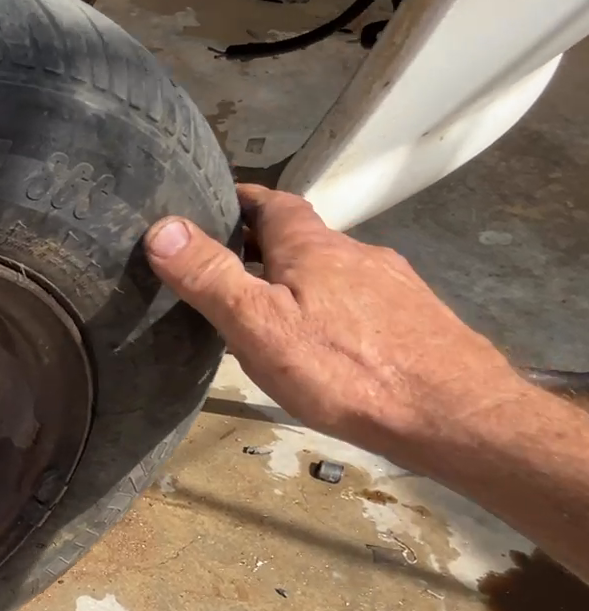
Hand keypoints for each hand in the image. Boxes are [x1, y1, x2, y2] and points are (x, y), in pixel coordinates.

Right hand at [144, 184, 523, 464]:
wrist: (448, 413)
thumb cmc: (341, 368)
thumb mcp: (257, 323)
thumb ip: (210, 276)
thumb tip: (162, 228)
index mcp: (315, 251)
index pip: (278, 205)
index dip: (245, 198)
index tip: (213, 198)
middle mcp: (357, 257)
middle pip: (302, 238)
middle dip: (259, 242)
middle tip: (215, 257)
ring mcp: (389, 287)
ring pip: (327, 269)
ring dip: (290, 274)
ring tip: (255, 300)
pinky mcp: (406, 319)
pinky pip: (351, 297)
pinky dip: (319, 300)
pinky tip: (309, 333)